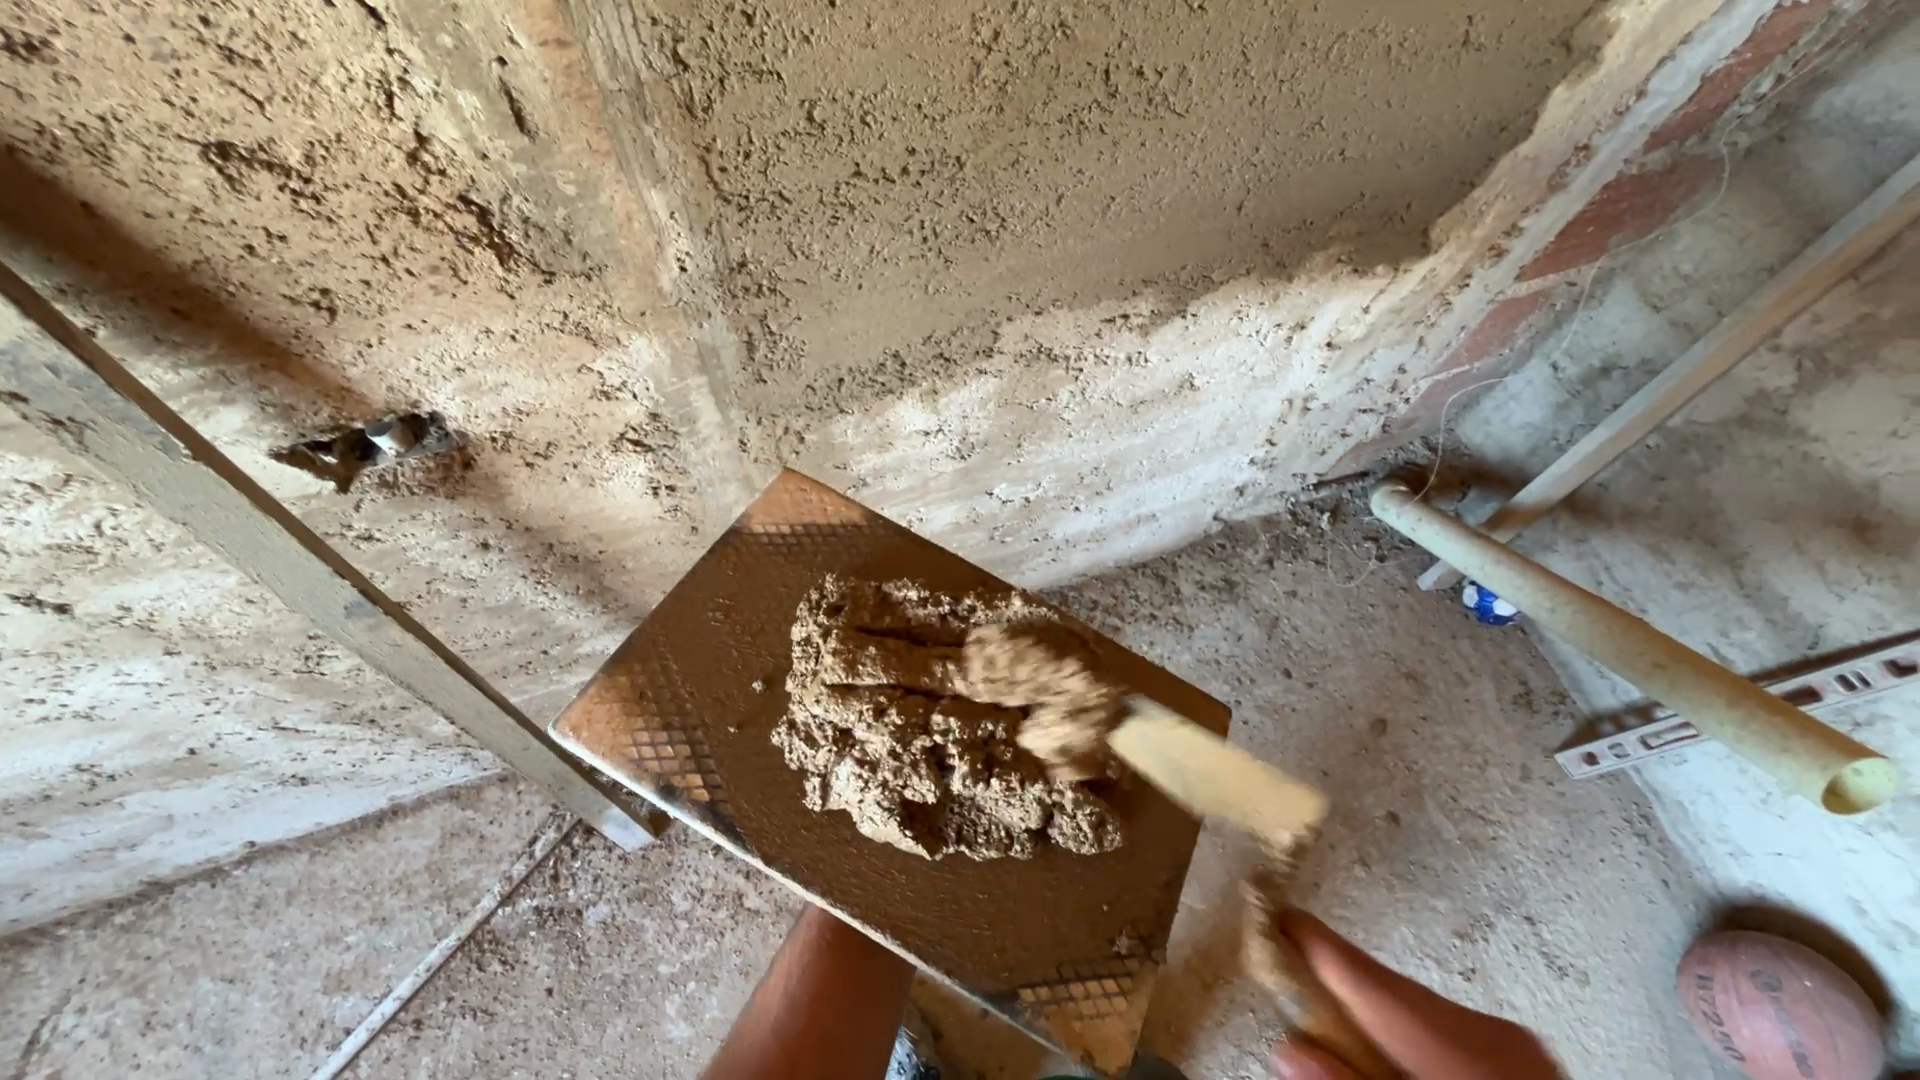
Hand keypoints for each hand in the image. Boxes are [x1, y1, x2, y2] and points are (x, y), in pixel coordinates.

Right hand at [1269, 910, 1561, 1079]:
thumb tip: (1287, 1048)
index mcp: (1465, 1048)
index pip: (1372, 983)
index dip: (1318, 946)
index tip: (1273, 911)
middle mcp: (1495, 1032)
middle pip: (1395, 993)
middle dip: (1342, 980)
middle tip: (1288, 958)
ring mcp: (1519, 1045)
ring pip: (1420, 1011)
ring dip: (1373, 1010)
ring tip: (1329, 1010)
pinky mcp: (1527, 1060)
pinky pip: (1447, 1031)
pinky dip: (1408, 1032)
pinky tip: (1386, 1046)